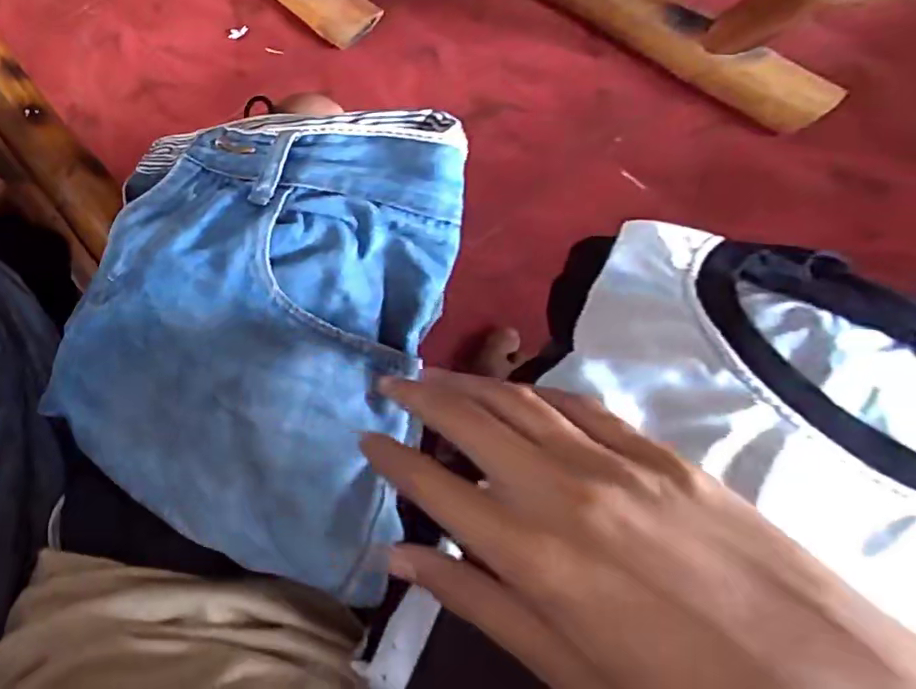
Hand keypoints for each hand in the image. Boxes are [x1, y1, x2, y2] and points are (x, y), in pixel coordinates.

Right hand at [363, 369, 915, 688]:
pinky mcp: (669, 462)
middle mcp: (560, 494)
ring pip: (516, 400)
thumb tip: (395, 558)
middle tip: (387, 384)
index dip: (388, 455)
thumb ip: (476, 602)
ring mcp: (618, 469)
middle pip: (464, 419)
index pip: (429, 482)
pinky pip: (581, 407)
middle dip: (414, 395)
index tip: (366, 440)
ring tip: (434, 375)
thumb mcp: (570, 669)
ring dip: (464, 381)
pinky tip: (517, 392)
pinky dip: (534, 392)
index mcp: (530, 552)